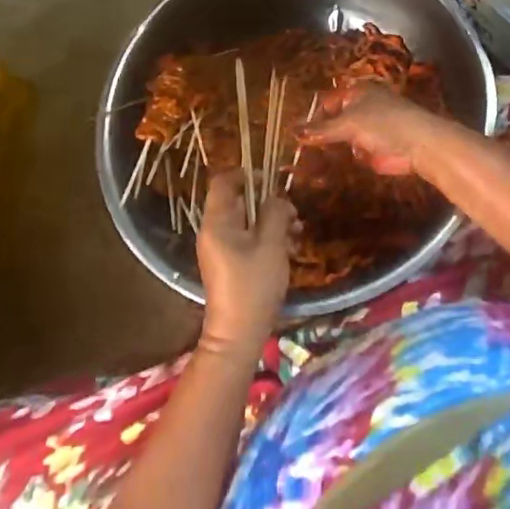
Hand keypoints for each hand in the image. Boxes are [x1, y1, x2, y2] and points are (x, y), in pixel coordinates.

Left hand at [196, 172, 294, 352]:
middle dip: (267, 203)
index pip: (223, 182)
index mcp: (217, 221)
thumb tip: (275, 197)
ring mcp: (219, 248)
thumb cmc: (254, 285)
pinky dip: (265, 238)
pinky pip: (245, 239)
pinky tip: (288, 249)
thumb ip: (274, 214)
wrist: (237, 334)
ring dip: (270, 222)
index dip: (246, 174)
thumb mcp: (271, 245)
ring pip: (245, 221)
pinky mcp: (227, 263)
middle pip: (237, 201)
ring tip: (296, 232)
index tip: (271, 180)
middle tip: (293, 214)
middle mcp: (212, 230)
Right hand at [300, 85, 448, 175]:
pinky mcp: (374, 150)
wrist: (419, 145)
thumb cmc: (383, 123)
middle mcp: (362, 108)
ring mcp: (369, 130)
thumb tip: (293, 131)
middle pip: (334, 120)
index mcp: (357, 92)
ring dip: (329, 148)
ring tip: (304, 160)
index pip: (328, 101)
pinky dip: (341, 160)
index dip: (313, 114)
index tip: (296, 130)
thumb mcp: (347, 124)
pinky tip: (323, 168)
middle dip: (319, 132)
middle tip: (297, 146)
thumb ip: (321, 130)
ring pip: (342, 138)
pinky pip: (351, 154)